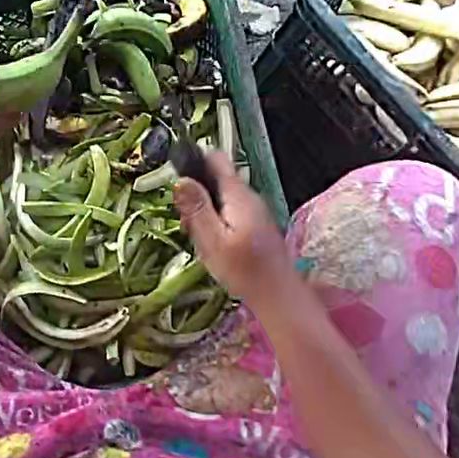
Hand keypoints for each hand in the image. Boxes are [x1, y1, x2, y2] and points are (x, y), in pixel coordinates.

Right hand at [174, 150, 300, 304]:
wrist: (279, 297)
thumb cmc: (244, 271)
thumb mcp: (212, 241)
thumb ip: (197, 208)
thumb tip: (181, 180)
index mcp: (237, 195)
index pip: (216, 160)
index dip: (194, 164)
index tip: (179, 185)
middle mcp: (248, 197)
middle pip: (215, 180)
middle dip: (196, 196)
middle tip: (187, 223)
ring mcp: (254, 210)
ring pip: (220, 198)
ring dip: (204, 212)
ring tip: (198, 237)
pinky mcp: (255, 225)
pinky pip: (229, 212)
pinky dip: (215, 223)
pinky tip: (213, 245)